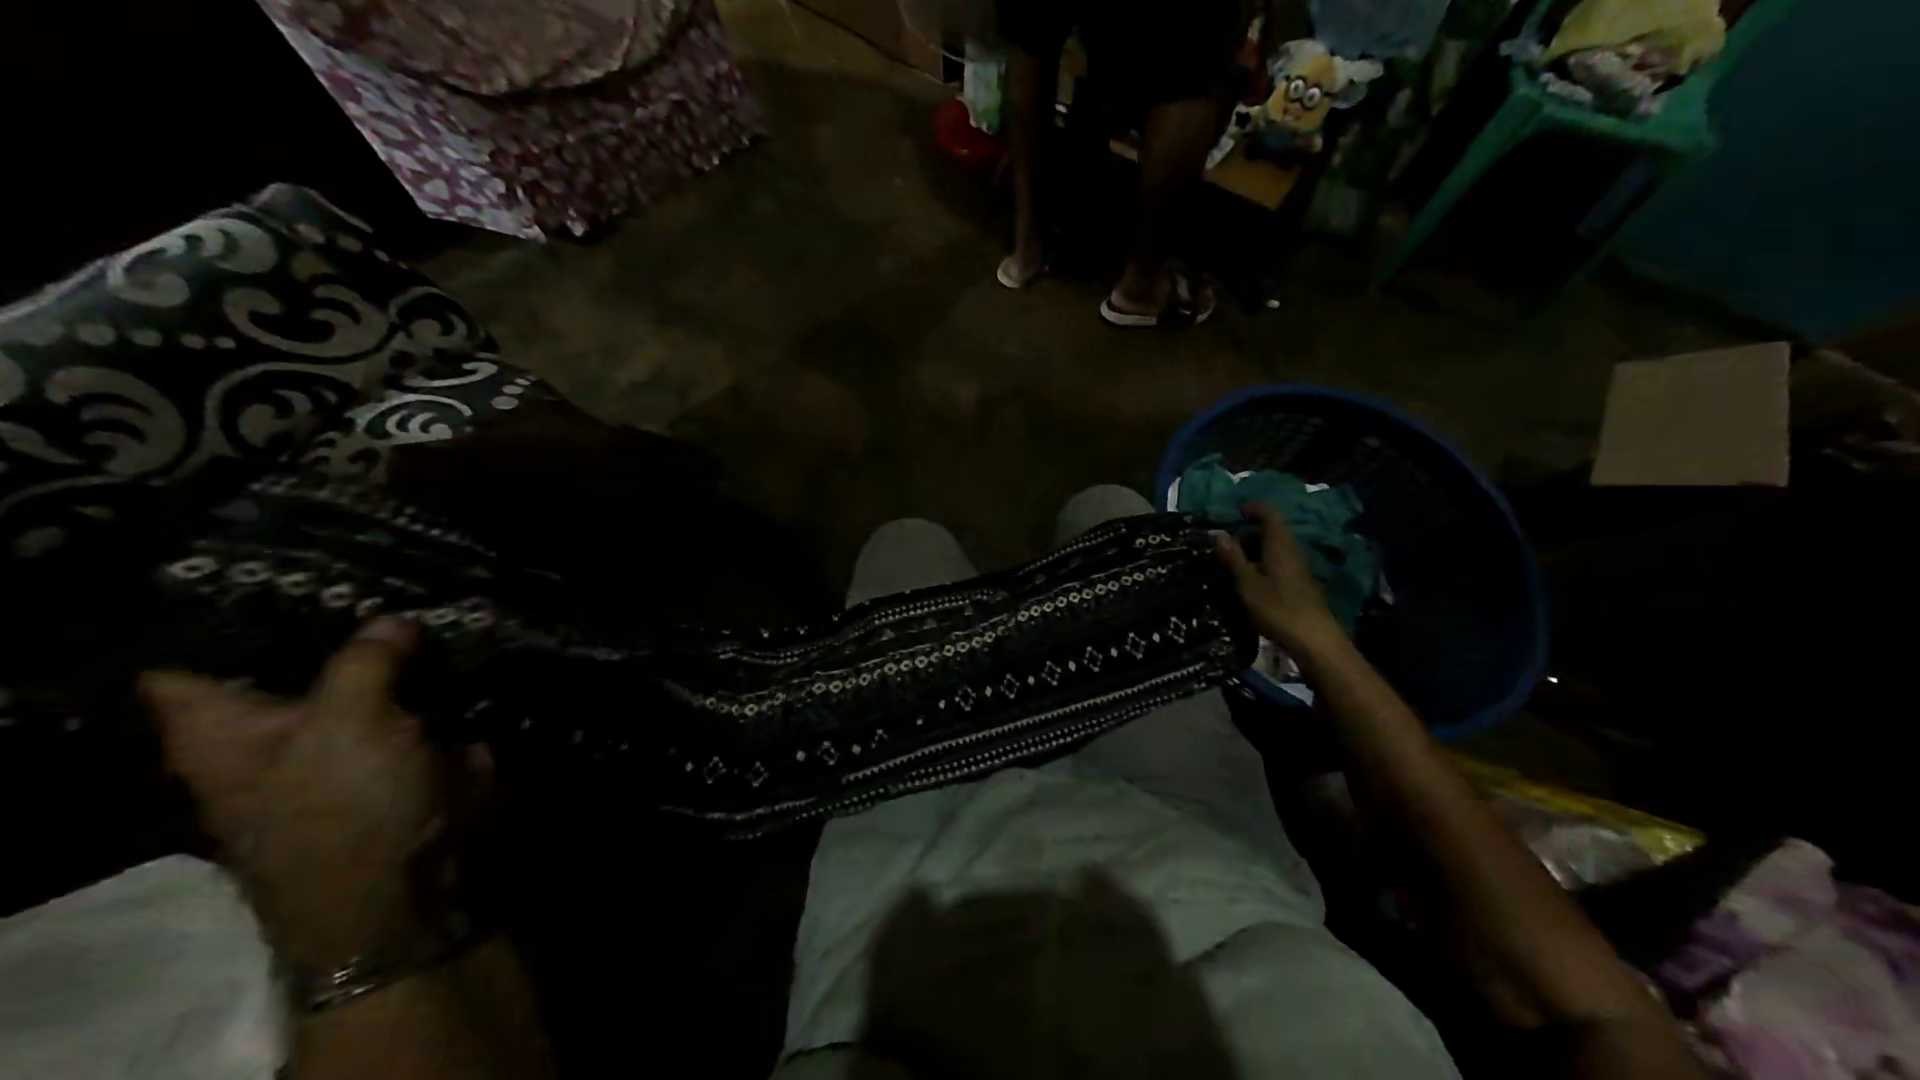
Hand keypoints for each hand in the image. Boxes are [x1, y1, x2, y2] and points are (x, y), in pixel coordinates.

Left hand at [141, 617, 466, 968]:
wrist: (400, 897)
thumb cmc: (344, 809)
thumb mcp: (350, 718)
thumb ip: (366, 657)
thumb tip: (394, 621)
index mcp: (220, 729)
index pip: (194, 657)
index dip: (236, 614)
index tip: (297, 576)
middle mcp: (267, 737)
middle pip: (291, 664)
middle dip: (338, 628)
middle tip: (382, 585)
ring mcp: (334, 751)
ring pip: (358, 686)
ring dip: (393, 659)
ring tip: (431, 614)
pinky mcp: (389, 766)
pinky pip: (405, 712)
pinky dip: (427, 691)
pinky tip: (458, 661)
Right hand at [1214, 501, 1348, 660]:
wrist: (1314, 639)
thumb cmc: (1277, 608)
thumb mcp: (1247, 584)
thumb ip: (1234, 558)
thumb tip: (1219, 534)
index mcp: (1280, 545)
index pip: (1270, 515)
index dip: (1254, 509)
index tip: (1236, 512)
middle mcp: (1292, 551)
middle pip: (1272, 531)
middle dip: (1248, 533)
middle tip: (1226, 545)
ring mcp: (1298, 568)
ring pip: (1275, 548)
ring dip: (1254, 550)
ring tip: (1232, 564)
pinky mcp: (1299, 584)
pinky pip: (1278, 563)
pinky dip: (1262, 563)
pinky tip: (1249, 580)